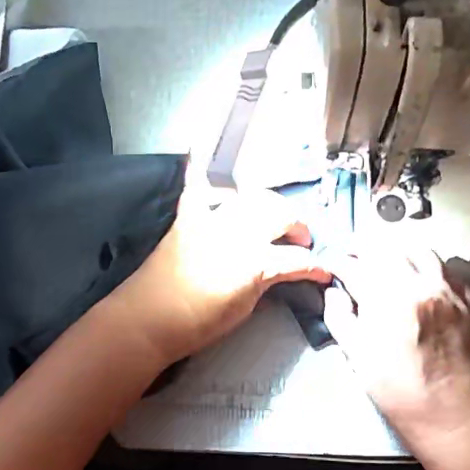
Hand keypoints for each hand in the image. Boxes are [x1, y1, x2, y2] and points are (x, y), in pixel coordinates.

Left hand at [98, 185, 331, 367]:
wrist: (147, 320)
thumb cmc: (196, 325)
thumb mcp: (244, 310)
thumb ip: (265, 283)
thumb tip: (278, 272)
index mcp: (254, 262)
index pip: (297, 258)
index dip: (315, 267)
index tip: (322, 272)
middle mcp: (236, 232)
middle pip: (280, 213)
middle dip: (297, 226)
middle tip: (300, 241)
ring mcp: (211, 220)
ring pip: (252, 196)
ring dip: (269, 204)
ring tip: (272, 218)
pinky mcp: (187, 217)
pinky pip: (199, 185)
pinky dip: (202, 165)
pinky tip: (204, 144)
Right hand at [324, 248, 469, 457]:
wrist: (452, 414)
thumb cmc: (398, 390)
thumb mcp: (355, 355)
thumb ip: (339, 316)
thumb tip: (334, 293)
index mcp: (388, 298)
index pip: (355, 266)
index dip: (338, 262)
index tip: (331, 266)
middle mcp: (420, 285)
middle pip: (387, 249)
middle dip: (364, 249)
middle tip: (352, 256)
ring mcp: (447, 290)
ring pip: (419, 250)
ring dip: (397, 250)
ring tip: (385, 260)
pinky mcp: (467, 300)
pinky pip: (446, 268)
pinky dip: (427, 265)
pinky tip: (418, 277)